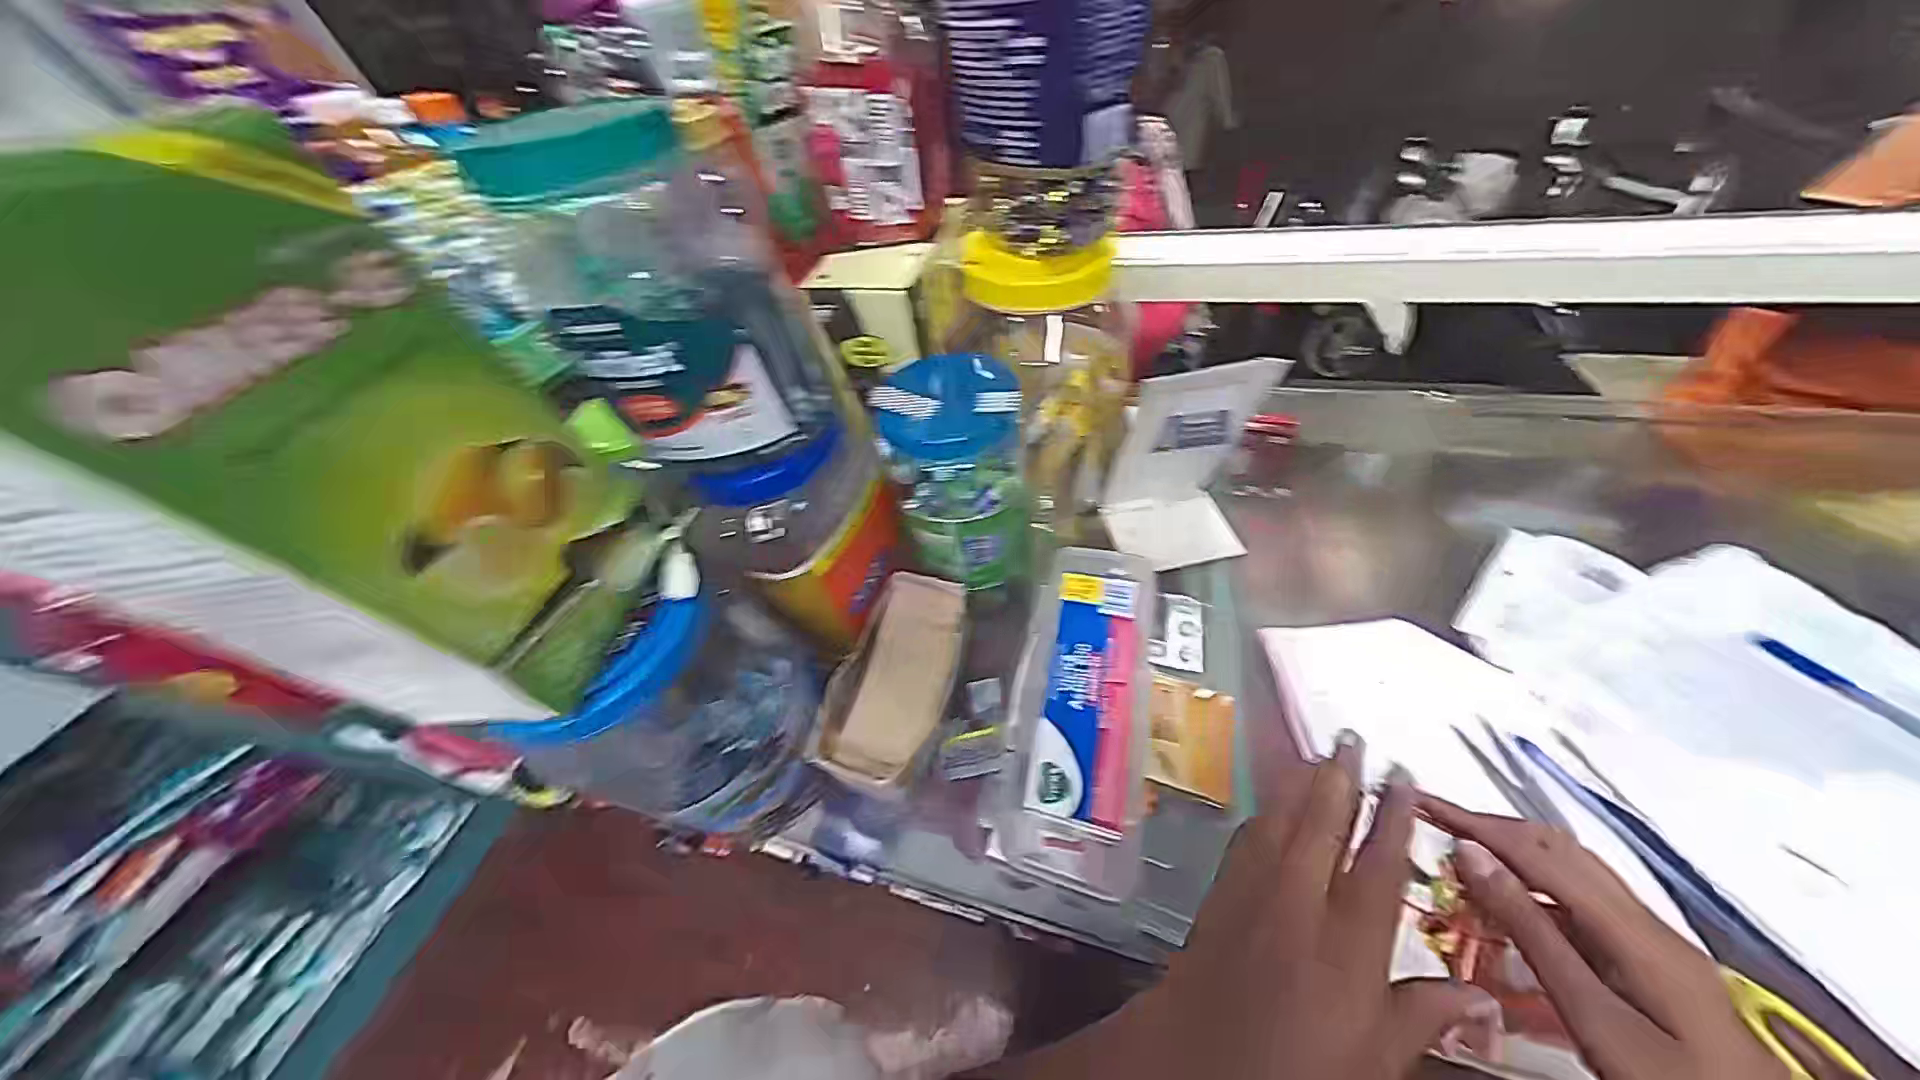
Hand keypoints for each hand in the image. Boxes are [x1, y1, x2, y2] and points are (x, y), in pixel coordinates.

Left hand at [987, 735, 1497, 1079]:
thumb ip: (1422, 1013)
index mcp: (1349, 943)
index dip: (1394, 817)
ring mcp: (1255, 889)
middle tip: (1352, 740)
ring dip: (1300, 784)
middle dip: (1340, 777)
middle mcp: (1301, 901)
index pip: (1379, 864)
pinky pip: (1249, 839)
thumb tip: (1479, 994)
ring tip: (1317, 756)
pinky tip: (1274, 805)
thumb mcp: (1374, 1057)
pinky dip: (1267, 814)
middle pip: (1324, 824)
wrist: (1198, 1053)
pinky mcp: (1222, 888)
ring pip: (1282, 821)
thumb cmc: (1296, 1065)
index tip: (1403, 778)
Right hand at [1416, 794, 1789, 1079]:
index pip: (1539, 854)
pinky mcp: (1650, 960)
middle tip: (1432, 822)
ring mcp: (1654, 943)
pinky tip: (1504, 901)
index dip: (1476, 824)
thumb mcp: (1592, 1018)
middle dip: (1490, 828)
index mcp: (1637, 935)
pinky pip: (1579, 899)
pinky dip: (1531, 883)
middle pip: (1558, 849)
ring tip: (1457, 855)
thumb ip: (1532, 933)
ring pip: (1570, 869)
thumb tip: (1473, 857)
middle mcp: (1648, 925)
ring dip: (1509, 851)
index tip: (1423, 806)